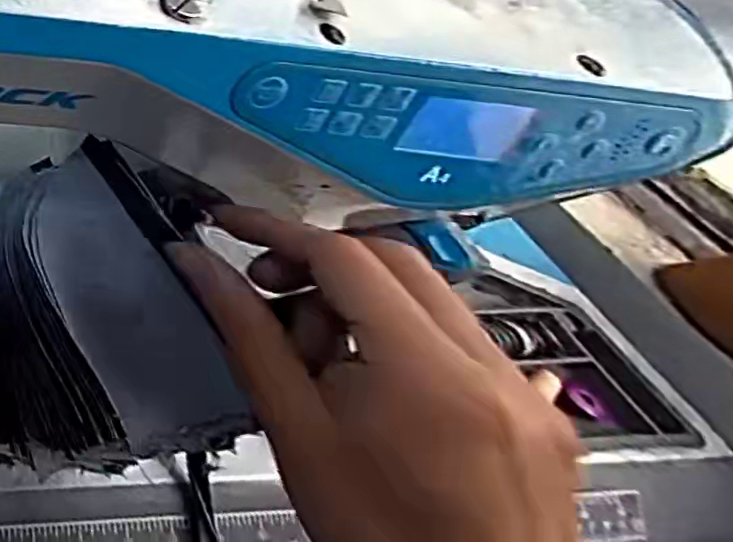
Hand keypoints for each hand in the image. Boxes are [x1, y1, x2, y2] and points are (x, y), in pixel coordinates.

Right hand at [170, 206, 581, 541]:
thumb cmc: (379, 538)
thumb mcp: (291, 423)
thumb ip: (242, 327)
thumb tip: (196, 264)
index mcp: (429, 374)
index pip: (340, 255)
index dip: (273, 230)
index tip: (231, 223)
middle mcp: (492, 374)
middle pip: (388, 259)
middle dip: (315, 260)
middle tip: (267, 286)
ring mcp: (523, 394)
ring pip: (424, 292)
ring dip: (356, 296)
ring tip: (318, 352)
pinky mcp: (537, 415)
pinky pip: (460, 334)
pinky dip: (399, 329)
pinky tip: (366, 373)